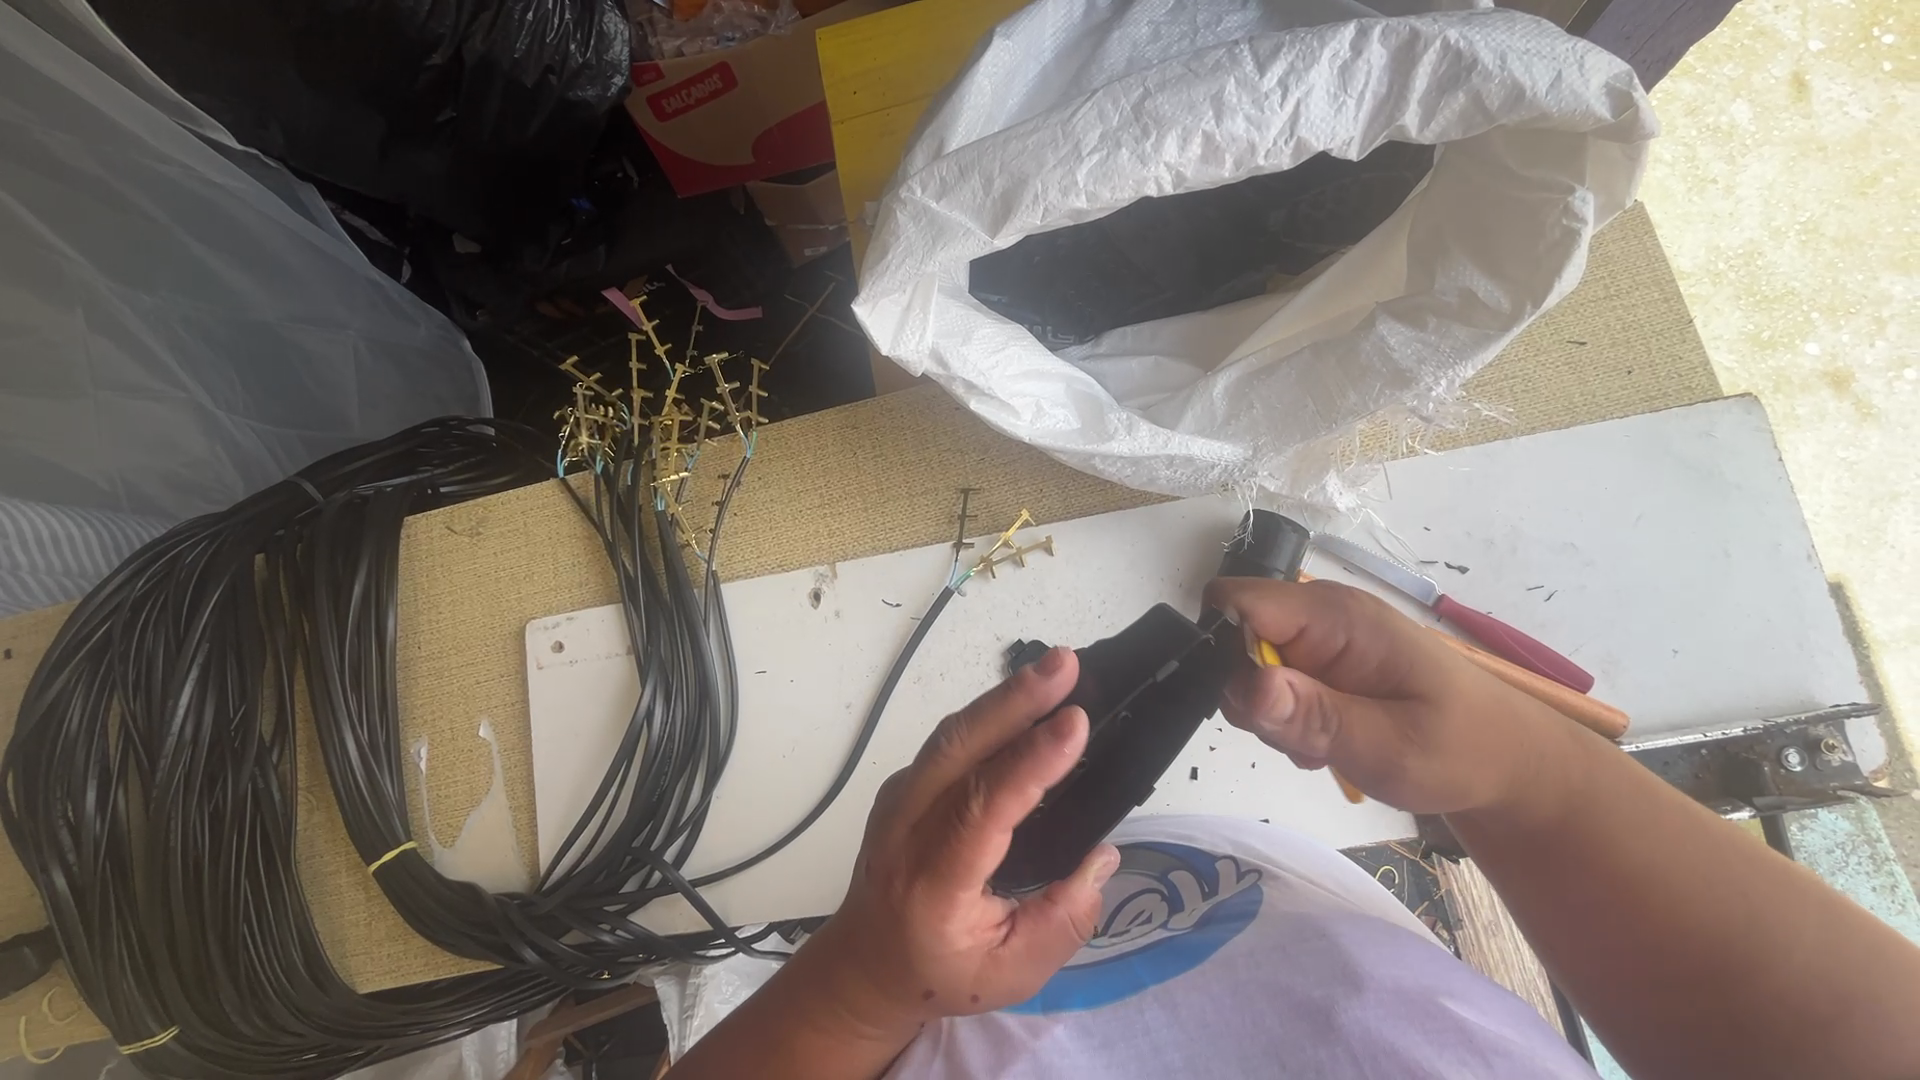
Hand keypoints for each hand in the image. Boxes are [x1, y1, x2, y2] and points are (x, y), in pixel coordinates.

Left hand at [788, 646, 1120, 1041]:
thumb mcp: (1012, 973)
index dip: (1030, 762)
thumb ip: (1063, 921)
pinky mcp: (905, 783)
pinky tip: (1027, 696)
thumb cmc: (939, 971)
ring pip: (952, 733)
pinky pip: (951, 739)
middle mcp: (906, 827)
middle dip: (1014, 699)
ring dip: (1004, 696)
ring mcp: (899, 797)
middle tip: (1066, 663)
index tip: (1074, 721)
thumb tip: (1102, 854)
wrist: (865, 962)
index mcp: (932, 882)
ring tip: (1056, 667)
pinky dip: (991, 712)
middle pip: (957, 747)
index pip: (982, 809)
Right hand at [1204, 577, 1576, 815]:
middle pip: (1234, 635)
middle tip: (1297, 739)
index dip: (1222, 649)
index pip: (1237, 601)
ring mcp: (1320, 637)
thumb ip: (1315, 717)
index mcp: (1335, 616)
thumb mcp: (1390, 747)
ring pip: (1247, 665)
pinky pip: (1272, 680)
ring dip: (1269, 712)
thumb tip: (1245, 687)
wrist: (1508, 762)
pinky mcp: (1323, 660)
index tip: (1252, 706)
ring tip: (1320, 744)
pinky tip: (1324, 741)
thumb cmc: (1462, 750)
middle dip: (1249, 693)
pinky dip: (1284, 716)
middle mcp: (1319, 615)